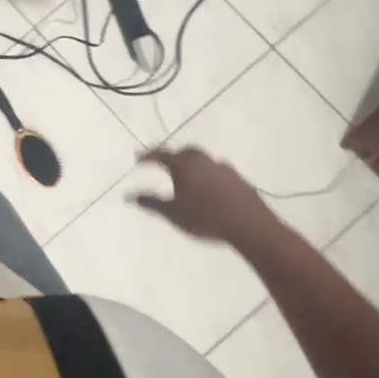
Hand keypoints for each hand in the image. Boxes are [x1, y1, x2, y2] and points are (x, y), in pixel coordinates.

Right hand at [130, 147, 281, 246]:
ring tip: (188, 177)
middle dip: (174, 154)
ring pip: (204, 160)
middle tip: (165, 163)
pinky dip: (210, 175)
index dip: (147, 156)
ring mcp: (224, 169)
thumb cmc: (205, 218)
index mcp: (183, 165)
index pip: (160, 154)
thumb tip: (128, 196)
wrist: (250, 226)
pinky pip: (219, 172)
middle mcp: (203, 161)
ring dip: (194, 164)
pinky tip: (210, 189)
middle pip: (185, 151)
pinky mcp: (240, 180)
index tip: (138, 159)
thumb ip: (151, 203)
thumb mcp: (173, 213)